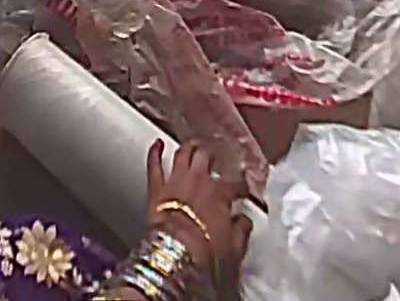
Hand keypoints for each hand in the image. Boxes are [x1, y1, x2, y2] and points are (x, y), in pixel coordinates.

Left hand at [145, 140, 252, 285]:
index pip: (234, 184)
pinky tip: (156, 143)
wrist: (175, 256)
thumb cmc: (206, 255)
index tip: (243, 188)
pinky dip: (155, 152)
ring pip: (183, 154)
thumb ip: (242, 231)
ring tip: (192, 144)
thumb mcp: (234, 250)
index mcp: (220, 193)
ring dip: (188, 147)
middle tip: (214, 155)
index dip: (240, 186)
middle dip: (211, 154)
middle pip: (206, 156)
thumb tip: (245, 221)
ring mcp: (176, 180)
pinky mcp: (157, 188)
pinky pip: (154, 165)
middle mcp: (198, 179)